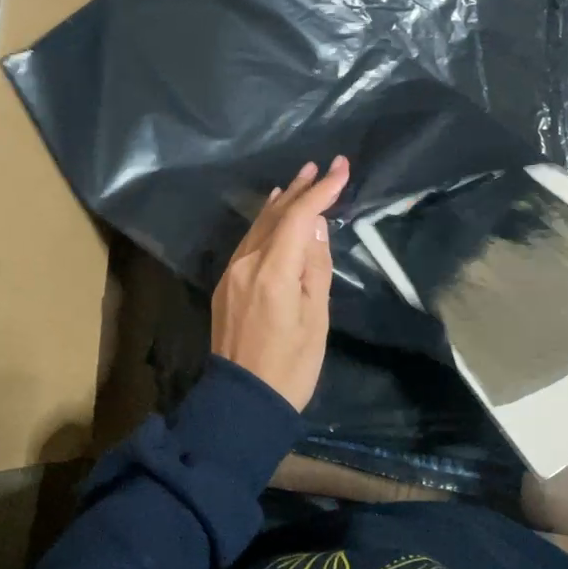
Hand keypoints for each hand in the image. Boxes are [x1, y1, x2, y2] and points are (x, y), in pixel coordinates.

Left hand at [211, 157, 348, 412]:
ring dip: (282, 202)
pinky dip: (266, 222)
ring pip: (259, 225)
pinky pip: (249, 240)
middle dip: (301, 188)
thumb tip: (317, 227)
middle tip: (323, 166)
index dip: (322, 190)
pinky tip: (274, 213)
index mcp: (273, 271)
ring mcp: (231, 272)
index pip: (300, 217)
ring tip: (300, 180)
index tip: (342, 168)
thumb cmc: (291, 366)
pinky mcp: (225, 284)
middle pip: (276, 214)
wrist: (242, 402)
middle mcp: (247, 262)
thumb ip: (316, 267)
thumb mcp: (317, 319)